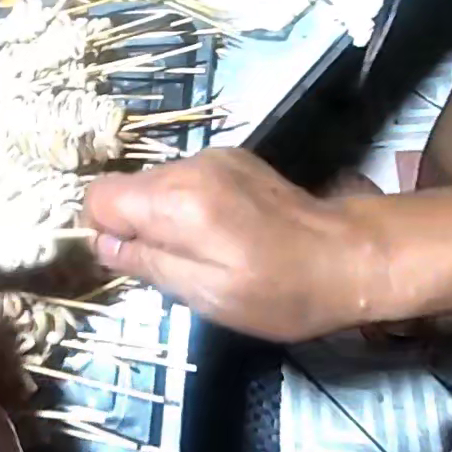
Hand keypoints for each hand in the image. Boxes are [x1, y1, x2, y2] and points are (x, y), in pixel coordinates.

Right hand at [83, 148, 388, 341]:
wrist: (351, 254)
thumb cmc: (279, 290)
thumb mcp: (207, 295)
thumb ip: (148, 264)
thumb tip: (102, 245)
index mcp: (178, 201)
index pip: (99, 196)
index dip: (102, 229)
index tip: (129, 259)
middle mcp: (189, 167)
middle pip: (127, 187)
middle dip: (133, 225)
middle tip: (170, 263)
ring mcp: (213, 157)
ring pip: (155, 183)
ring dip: (161, 215)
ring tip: (200, 248)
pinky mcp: (232, 158)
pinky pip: (185, 179)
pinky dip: (186, 203)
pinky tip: (221, 227)